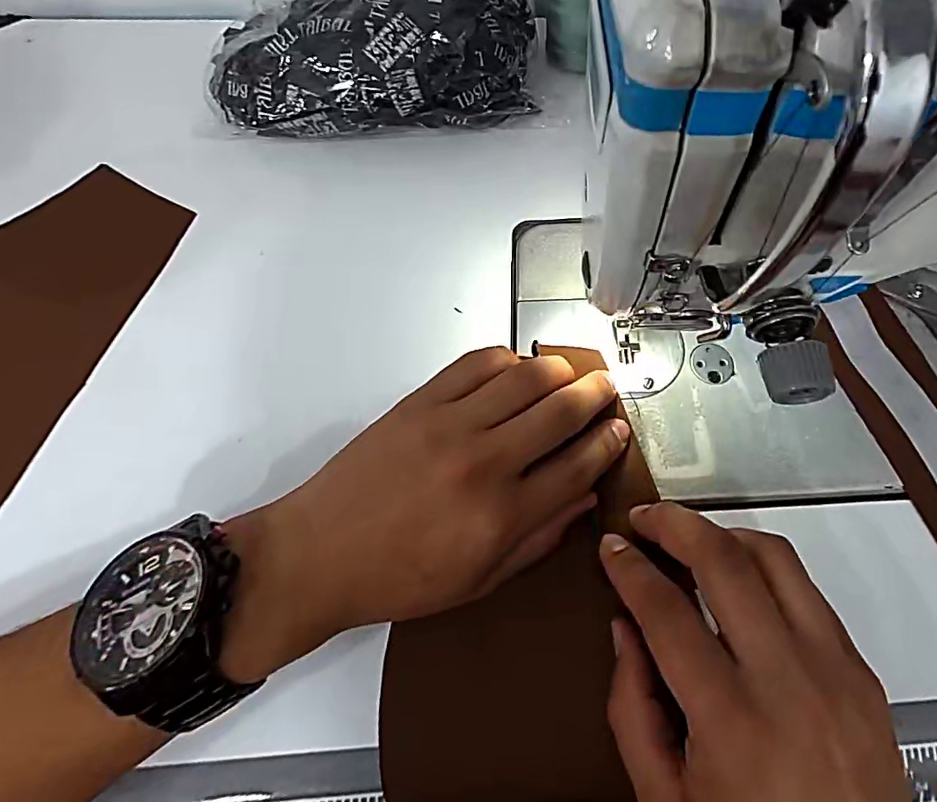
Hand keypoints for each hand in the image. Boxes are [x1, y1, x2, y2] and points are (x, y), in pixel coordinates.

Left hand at [219, 348, 629, 680]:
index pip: (578, 465)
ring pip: (526, 376)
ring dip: (559, 368)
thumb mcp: (480, 580)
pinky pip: (476, 362)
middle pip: (561, 410)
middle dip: (595, 393)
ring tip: (569, 373)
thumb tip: (583, 499)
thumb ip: (540, 538)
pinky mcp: (420, 401)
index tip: (618, 429)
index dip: (607, 442)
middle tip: (605, 388)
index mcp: (501, 516)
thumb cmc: (398, 577)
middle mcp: (483, 463)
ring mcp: (450, 424)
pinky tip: (516, 367)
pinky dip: (506, 357)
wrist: (319, 555)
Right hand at [600, 503, 904, 801]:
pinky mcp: (861, 672)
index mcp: (733, 724)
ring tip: (694, 534)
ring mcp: (833, 671)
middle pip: (724, 561)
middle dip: (676, 523)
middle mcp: (789, 685)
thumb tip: (626, 632)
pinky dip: (769, 567)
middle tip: (648, 517)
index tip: (615, 550)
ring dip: (725, 533)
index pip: (666, 612)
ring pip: (774, 558)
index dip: (630, 569)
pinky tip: (744, 575)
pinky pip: (810, 591)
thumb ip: (633, 710)